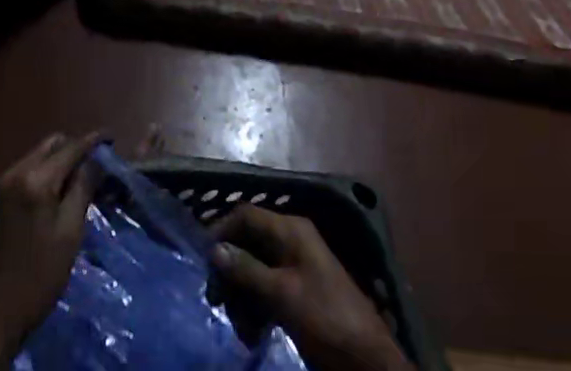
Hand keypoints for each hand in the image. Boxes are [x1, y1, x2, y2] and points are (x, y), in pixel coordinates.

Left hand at [0, 132, 102, 370]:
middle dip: (75, 148)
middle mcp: (16, 172)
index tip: (113, 138)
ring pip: (38, 156)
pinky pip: (26, 171)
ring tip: (82, 179)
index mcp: (35, 180)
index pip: (70, 148)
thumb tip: (96, 160)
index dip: (93, 141)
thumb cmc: (38, 276)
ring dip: (60, 160)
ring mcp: (2, 184)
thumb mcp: (69, 233)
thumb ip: (82, 189)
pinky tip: (57, 192)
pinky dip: (45, 172)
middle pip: (51, 145)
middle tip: (98, 164)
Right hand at [210, 207, 413, 370]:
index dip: (221, 231)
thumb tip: (214, 249)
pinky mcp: (297, 293)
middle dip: (230, 272)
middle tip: (216, 301)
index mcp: (291, 230)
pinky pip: (265, 290)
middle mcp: (291, 241)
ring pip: (253, 270)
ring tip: (241, 329)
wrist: (368, 362)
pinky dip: (255, 309)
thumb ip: (246, 269)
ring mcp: (295, 267)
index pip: (246, 215)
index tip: (202, 260)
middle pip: (247, 243)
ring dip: (241, 297)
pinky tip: (252, 334)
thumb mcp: (282, 294)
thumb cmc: (325, 319)